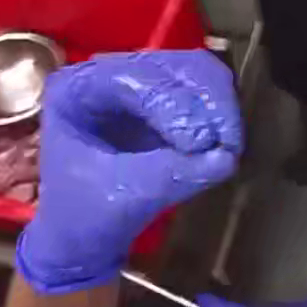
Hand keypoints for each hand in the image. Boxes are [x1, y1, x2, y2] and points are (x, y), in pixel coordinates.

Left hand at [17, 51, 243, 294]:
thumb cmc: (82, 217)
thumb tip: (224, 159)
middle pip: (175, 66)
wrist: (80, 240)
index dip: (175, 104)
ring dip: (219, 108)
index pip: (136, 77)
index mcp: (77, 88)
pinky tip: (226, 144)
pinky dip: (220, 116)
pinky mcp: (166, 104)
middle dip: (207, 101)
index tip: (203, 142)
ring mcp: (140, 86)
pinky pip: (204, 95)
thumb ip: (167, 175)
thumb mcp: (119, 198)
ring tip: (229, 146)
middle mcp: (109, 75)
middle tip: (228, 142)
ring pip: (197, 74)